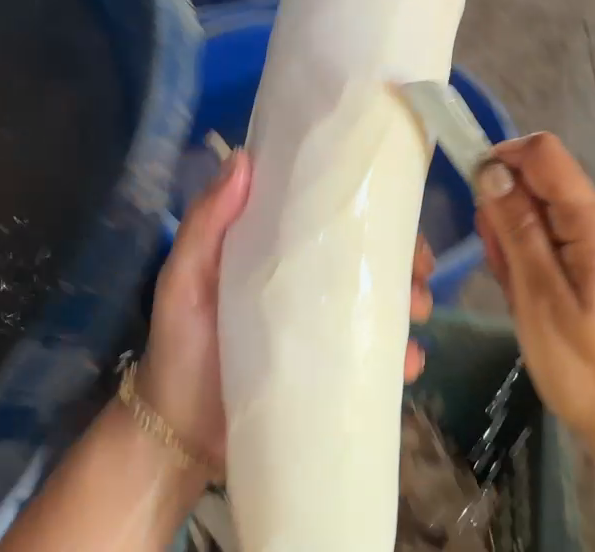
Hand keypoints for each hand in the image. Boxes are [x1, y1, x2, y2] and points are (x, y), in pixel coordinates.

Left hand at [135, 151, 435, 467]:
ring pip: (386, 305)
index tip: (400, 214)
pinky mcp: (334, 375)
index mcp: (282, 253)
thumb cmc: (179, 346)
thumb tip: (243, 158)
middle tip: (419, 273)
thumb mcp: (184, 279)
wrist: (175, 436)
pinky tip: (410, 361)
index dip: (374, 211)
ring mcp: (327, 332)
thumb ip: (206, 224)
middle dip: (408, 260)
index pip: (336, 220)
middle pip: (374, 260)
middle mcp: (313, 286)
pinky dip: (404, 357)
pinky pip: (380, 360)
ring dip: (414, 301)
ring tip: (418, 311)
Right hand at [474, 134, 594, 454]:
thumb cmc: (584, 368)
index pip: (543, 153)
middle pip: (543, 185)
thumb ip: (515, 227)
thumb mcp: (537, 297)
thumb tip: (492, 170)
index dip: (502, 161)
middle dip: (508, 214)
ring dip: (520, 242)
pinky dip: (537, 259)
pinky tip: (534, 300)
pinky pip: (562, 239)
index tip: (476, 201)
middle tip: (501, 271)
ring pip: (547, 214)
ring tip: (519, 295)